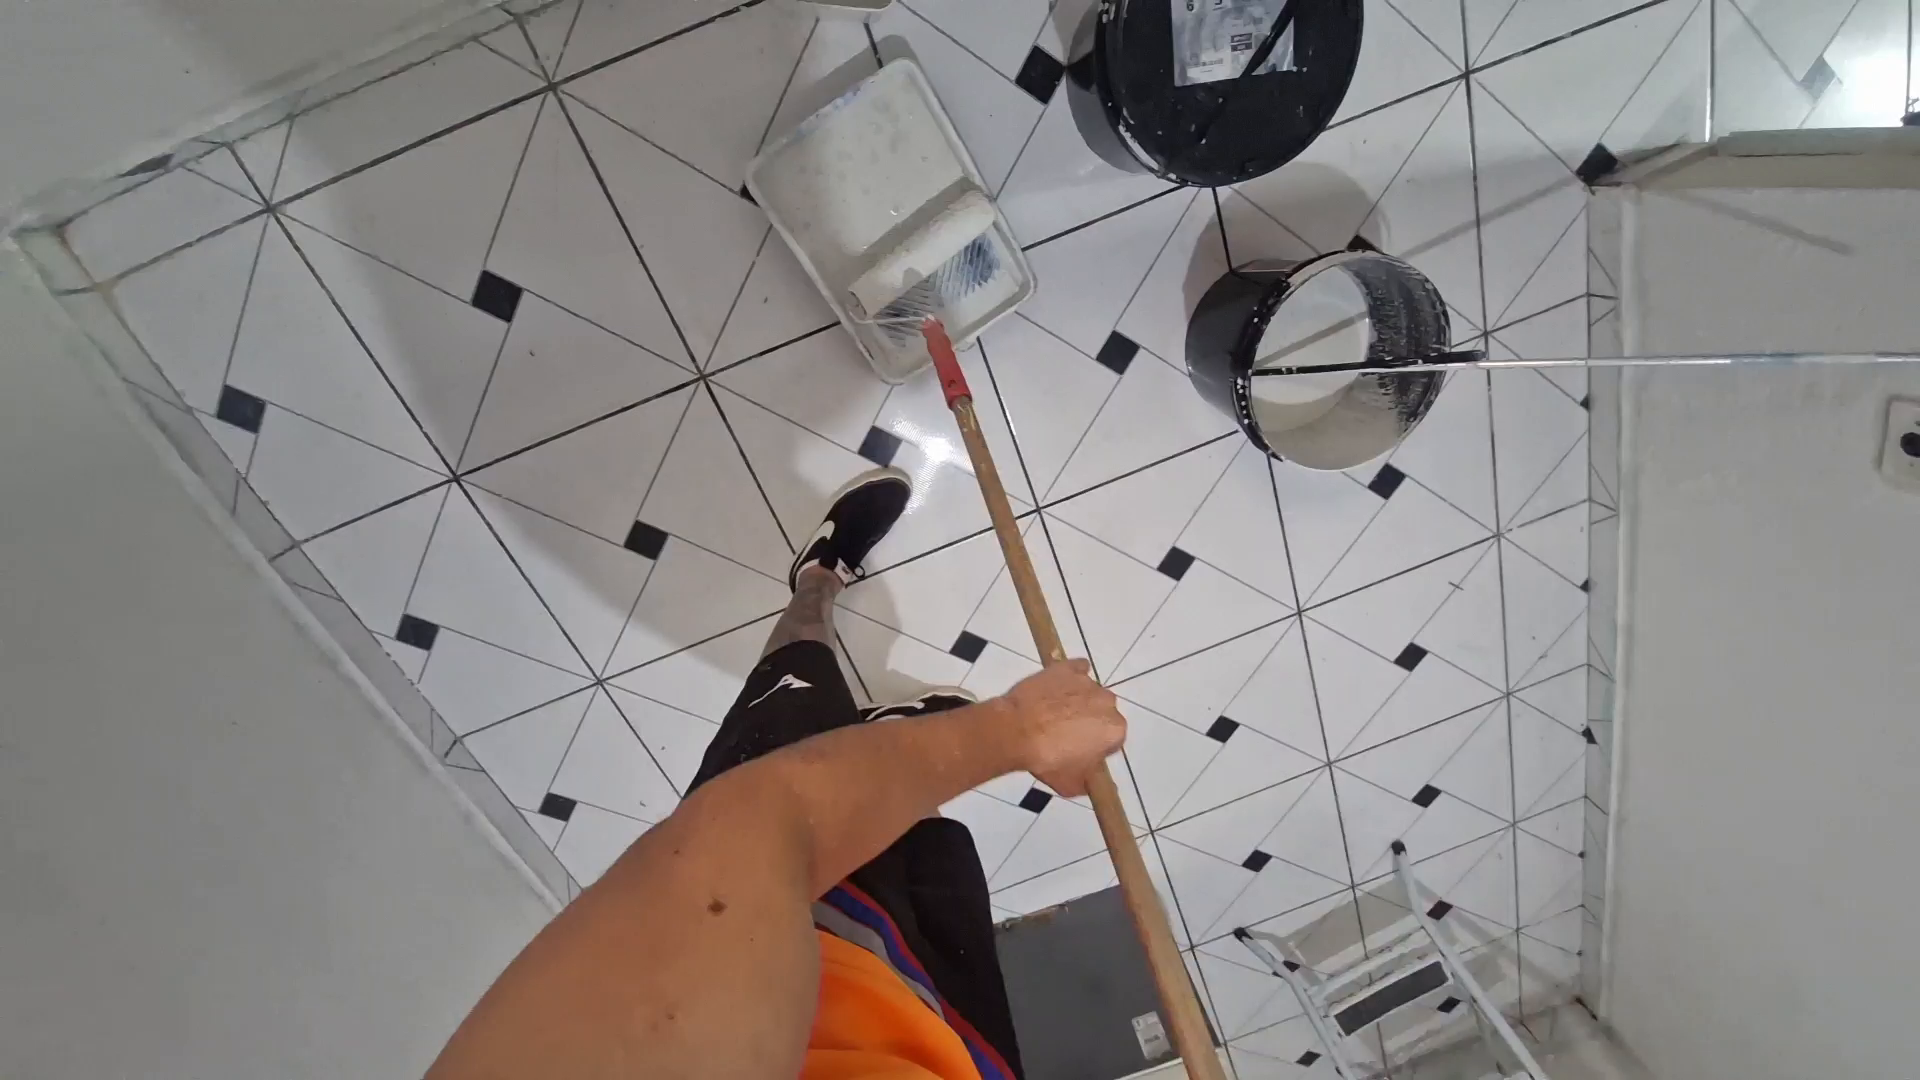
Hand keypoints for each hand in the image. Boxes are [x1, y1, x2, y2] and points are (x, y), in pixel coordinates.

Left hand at [998, 660, 1126, 796]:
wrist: (1015, 730)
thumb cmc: (1046, 759)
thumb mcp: (1071, 785)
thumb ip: (1089, 782)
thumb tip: (1093, 780)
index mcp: (1114, 730)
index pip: (1111, 740)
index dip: (1095, 748)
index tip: (1078, 752)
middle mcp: (1107, 702)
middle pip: (1102, 713)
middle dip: (1089, 722)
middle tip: (1064, 733)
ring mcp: (1086, 682)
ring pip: (1088, 693)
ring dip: (1077, 701)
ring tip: (1052, 713)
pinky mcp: (1067, 668)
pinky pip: (1077, 669)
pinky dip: (1072, 676)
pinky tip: (1059, 686)